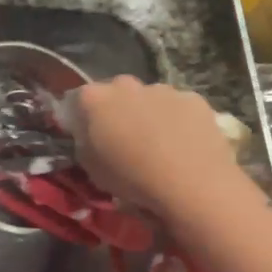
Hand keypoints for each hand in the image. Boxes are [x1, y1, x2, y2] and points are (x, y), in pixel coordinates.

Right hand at [69, 76, 248, 217]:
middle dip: (116, 110)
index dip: (81, 118)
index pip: (77, 100)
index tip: (87, 135)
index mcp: (94, 98)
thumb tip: (86, 135)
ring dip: (148, 112)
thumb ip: (83, 143)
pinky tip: (184, 142)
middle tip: (123, 137)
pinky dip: (177, 119)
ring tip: (158, 142)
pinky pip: (179, 106)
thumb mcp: (91, 168)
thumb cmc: (133, 178)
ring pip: (149, 98)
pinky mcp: (194, 99)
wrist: (194, 186)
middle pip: (115, 93)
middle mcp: (125, 85)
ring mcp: (162, 89)